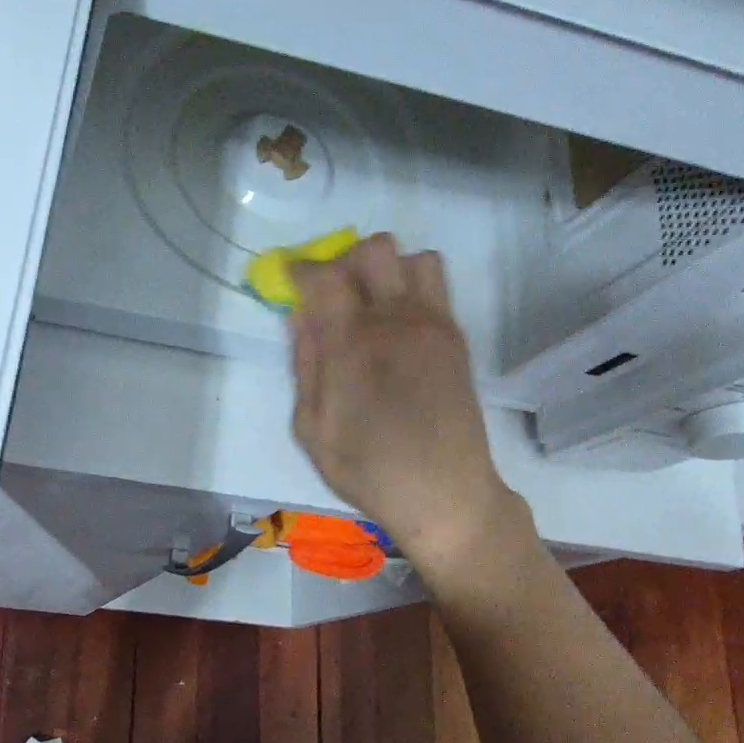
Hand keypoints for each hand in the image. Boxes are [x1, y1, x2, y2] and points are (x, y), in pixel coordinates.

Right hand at [289, 234, 523, 569]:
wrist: (444, 492)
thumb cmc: (367, 471)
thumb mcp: (312, 429)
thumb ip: (305, 366)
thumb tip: (300, 317)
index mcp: (353, 346)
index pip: (326, 276)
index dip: (301, 270)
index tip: (288, 280)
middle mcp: (397, 321)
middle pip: (373, 250)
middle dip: (342, 261)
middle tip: (326, 295)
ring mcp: (433, 325)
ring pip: (412, 256)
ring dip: (382, 269)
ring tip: (365, 304)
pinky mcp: (455, 337)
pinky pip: (435, 283)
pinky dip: (409, 284)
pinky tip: (393, 323)